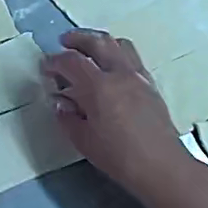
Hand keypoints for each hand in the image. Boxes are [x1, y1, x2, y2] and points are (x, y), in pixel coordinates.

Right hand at [41, 30, 194, 191]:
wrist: (163, 168)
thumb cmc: (118, 156)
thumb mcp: (82, 139)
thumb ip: (67, 116)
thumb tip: (60, 101)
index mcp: (99, 86)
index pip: (71, 61)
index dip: (54, 61)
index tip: (45, 67)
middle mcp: (120, 74)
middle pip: (98, 41)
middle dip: (77, 38)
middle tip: (64, 42)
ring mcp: (139, 77)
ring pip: (119, 44)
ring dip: (100, 41)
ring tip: (89, 49)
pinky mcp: (151, 85)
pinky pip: (132, 58)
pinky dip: (116, 54)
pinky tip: (110, 69)